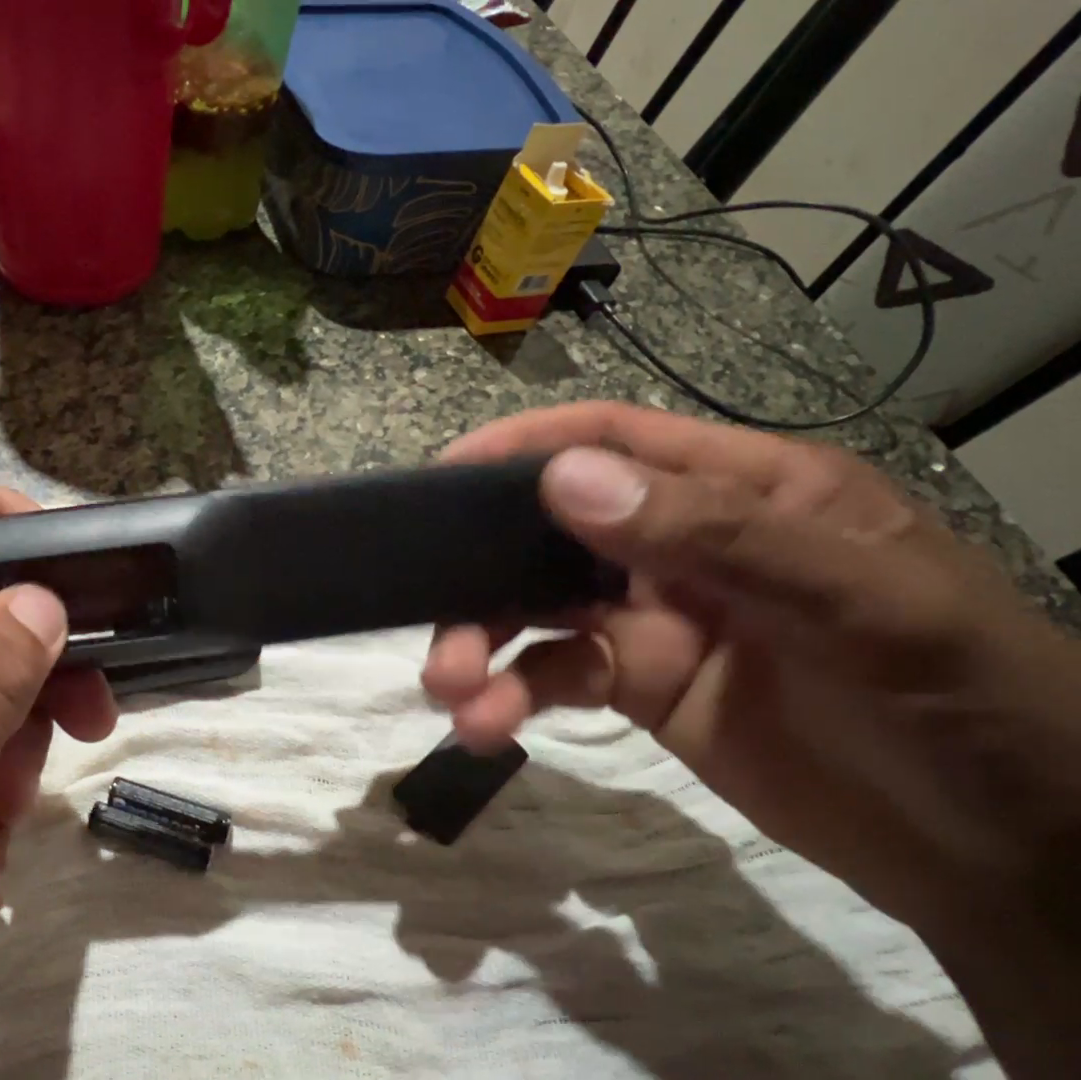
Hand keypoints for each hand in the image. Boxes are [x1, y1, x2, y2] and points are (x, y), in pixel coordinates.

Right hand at [425, 404, 1080, 1075]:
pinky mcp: (641, 687)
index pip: (617, 443)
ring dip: (484, 643)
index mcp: (744, 491)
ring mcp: (658, 618)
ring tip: (454, 692)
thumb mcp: (858, 604)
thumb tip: (562, 482)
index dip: (527, 449)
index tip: (443, 478)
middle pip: (552, 534)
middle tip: (440, 629)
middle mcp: (685, 544)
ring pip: (540, 611)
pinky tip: (487, 728)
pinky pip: (555, 677)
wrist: (1005, 852)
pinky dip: (511, 696)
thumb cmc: (958, 697)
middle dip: (484, 576)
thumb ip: (712, 535)